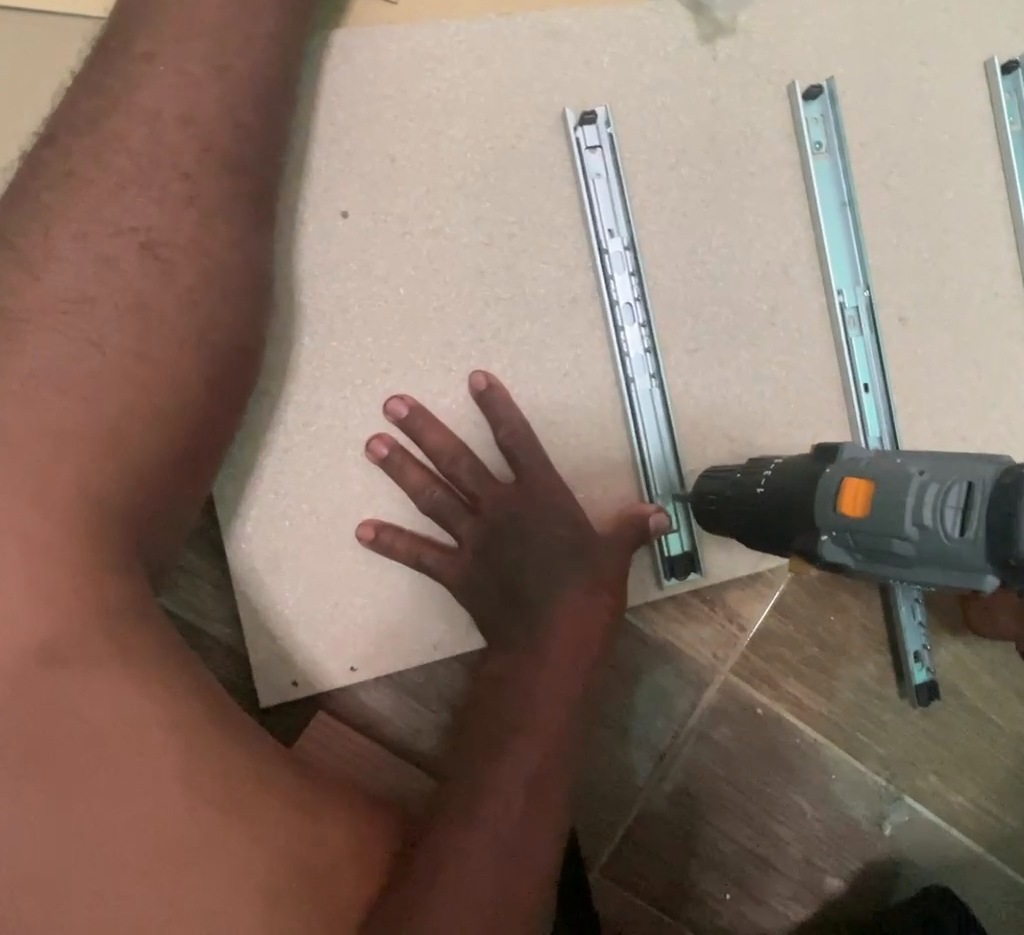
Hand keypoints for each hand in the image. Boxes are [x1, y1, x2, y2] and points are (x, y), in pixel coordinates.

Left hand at [357, 371, 670, 653]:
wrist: (553, 643)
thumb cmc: (589, 594)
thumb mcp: (615, 556)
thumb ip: (630, 528)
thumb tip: (661, 512)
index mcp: (541, 495)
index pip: (517, 440)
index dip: (497, 407)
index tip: (475, 378)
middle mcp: (501, 508)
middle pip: (457, 460)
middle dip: (425, 429)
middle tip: (392, 403)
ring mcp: (474, 539)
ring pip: (432, 497)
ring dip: (401, 470)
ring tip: (372, 444)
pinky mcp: (457, 572)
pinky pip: (419, 555)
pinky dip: (391, 543)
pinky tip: (362, 530)